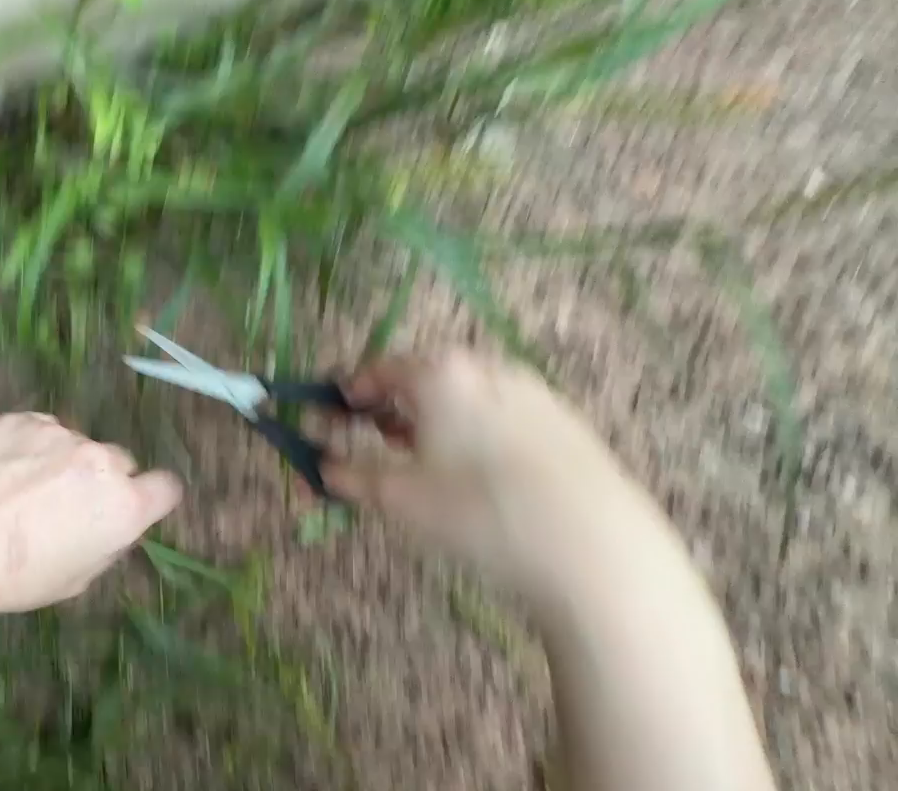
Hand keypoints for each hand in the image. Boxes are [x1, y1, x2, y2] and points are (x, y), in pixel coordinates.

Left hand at [0, 413, 182, 614]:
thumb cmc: (14, 576)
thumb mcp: (77, 579)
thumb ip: (106, 542)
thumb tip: (107, 524)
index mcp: (124, 506)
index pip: (166, 487)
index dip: (151, 497)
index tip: (135, 504)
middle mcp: (99, 460)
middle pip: (119, 462)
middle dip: (101, 479)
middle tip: (64, 502)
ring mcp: (60, 433)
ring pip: (75, 444)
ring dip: (62, 460)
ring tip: (20, 488)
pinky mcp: (23, 418)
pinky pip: (40, 430)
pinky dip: (29, 446)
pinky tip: (1, 470)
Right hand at [323, 350, 646, 593]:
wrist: (604, 558)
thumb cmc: (482, 514)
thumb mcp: (398, 498)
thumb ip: (348, 475)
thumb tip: (323, 468)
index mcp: (440, 373)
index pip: (374, 370)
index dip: (345, 395)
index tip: (331, 421)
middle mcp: (487, 369)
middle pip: (421, 380)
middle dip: (390, 410)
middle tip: (376, 446)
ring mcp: (534, 395)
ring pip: (463, 399)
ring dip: (432, 423)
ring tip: (426, 467)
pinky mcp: (570, 426)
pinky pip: (502, 418)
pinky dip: (475, 436)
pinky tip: (480, 481)